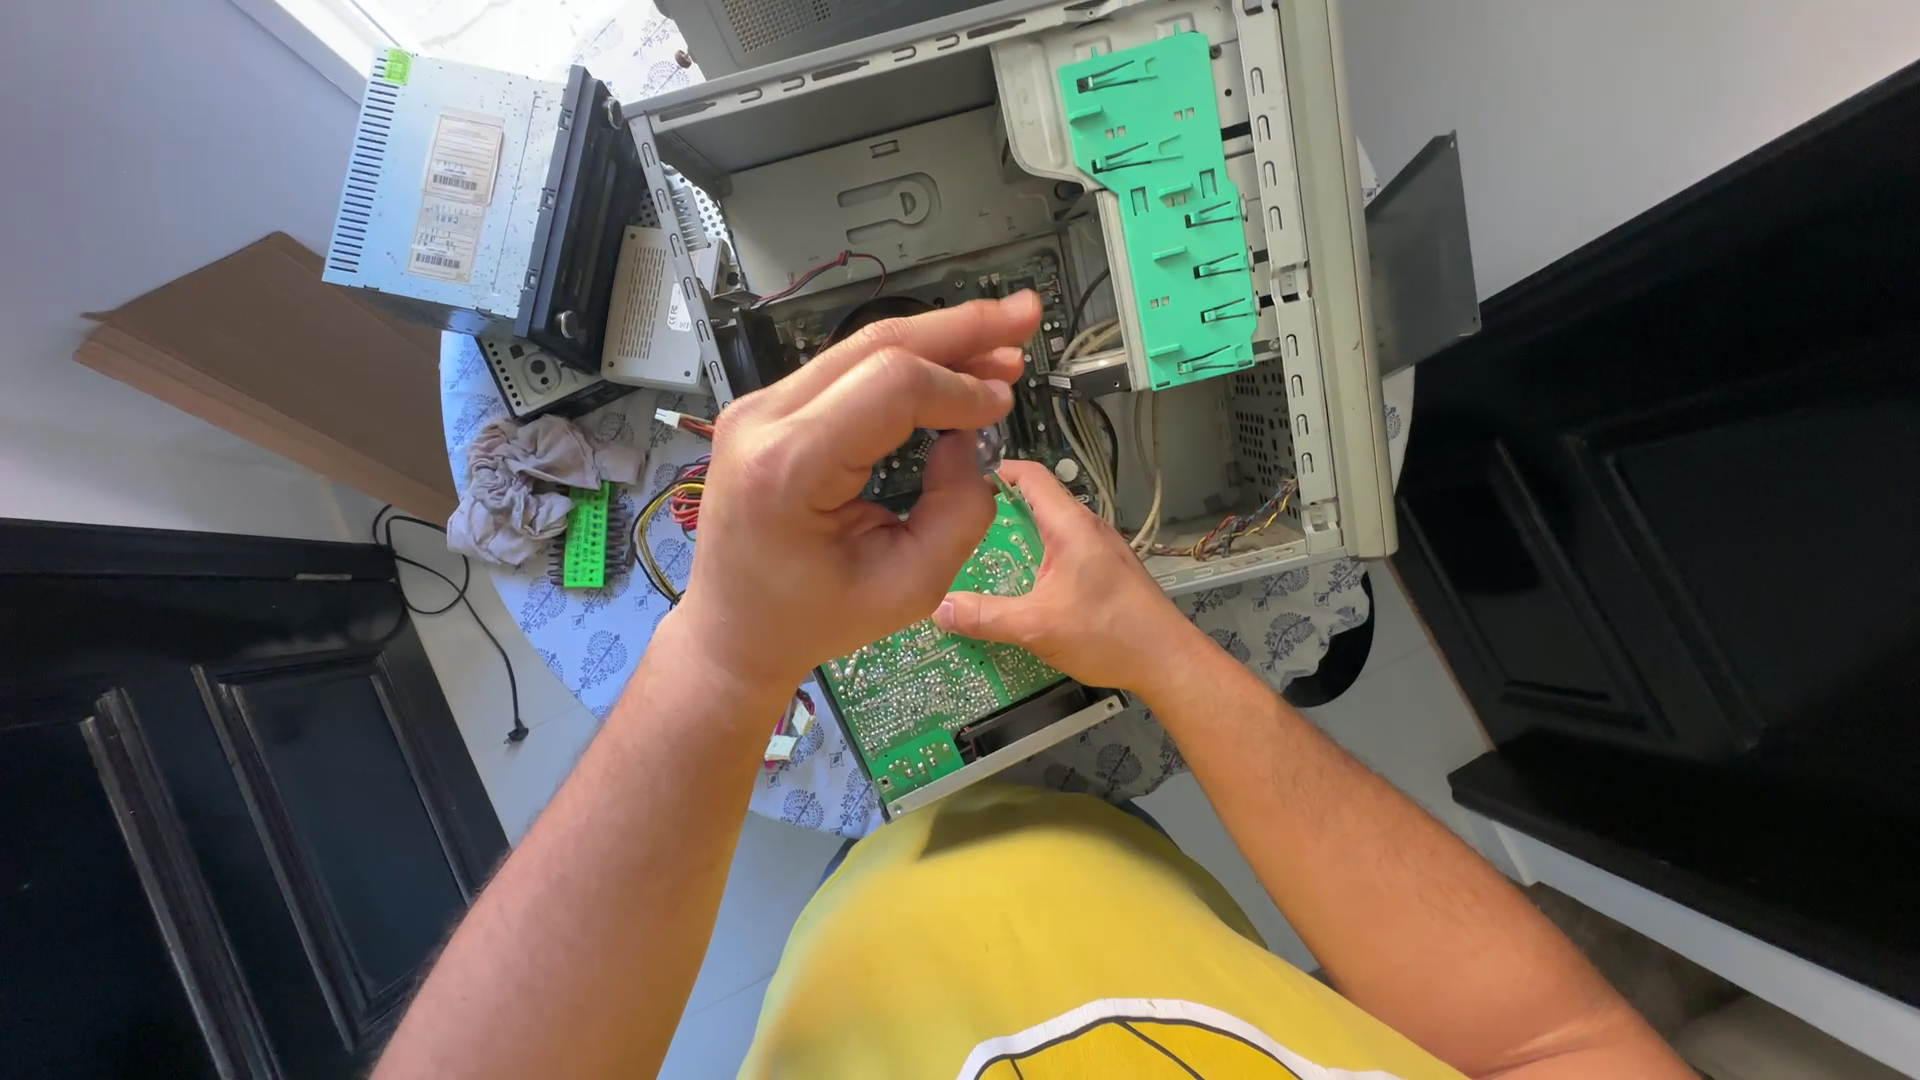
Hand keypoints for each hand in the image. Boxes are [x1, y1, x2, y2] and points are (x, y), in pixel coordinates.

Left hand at [671, 293, 1040, 691]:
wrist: (736, 628)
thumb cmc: (817, 618)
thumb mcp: (910, 587)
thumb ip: (960, 511)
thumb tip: (966, 436)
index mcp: (789, 467)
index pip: (891, 387)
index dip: (960, 386)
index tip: (1004, 405)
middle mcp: (763, 419)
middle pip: (876, 344)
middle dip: (961, 330)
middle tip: (1023, 318)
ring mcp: (758, 407)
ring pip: (862, 347)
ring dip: (937, 342)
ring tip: (998, 345)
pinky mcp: (767, 409)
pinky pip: (847, 370)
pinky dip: (904, 364)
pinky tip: (948, 367)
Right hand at [931, 458, 1210, 695]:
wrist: (1168, 661)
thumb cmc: (1110, 634)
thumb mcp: (1037, 627)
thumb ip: (986, 616)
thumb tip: (940, 607)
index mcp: (1071, 525)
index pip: (1030, 475)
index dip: (995, 470)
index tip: (961, 482)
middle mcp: (1087, 528)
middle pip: (1036, 503)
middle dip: (997, 514)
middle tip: (961, 532)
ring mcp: (1100, 549)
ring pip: (1050, 530)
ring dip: (1018, 541)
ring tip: (984, 560)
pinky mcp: (1107, 571)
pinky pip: (1063, 553)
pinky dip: (1038, 561)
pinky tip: (1022, 588)